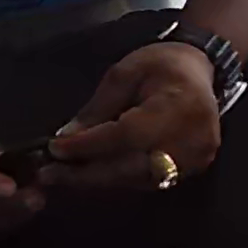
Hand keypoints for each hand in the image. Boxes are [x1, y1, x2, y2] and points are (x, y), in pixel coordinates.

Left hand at [42, 42, 219, 189]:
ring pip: (136, 180)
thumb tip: (66, 137)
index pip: (127, 134)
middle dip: (85, 173)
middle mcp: (192, 140)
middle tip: (48, 173)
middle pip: (131, 167)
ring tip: (60, 175)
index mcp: (179, 106)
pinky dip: (114, 178)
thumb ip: (97, 109)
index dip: (89, 145)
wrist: (199, 71)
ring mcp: (195, 160)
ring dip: (95, 179)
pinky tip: (87, 173)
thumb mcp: (123, 74)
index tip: (54, 148)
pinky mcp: (192, 172)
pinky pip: (145, 181)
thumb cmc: (159, 66)